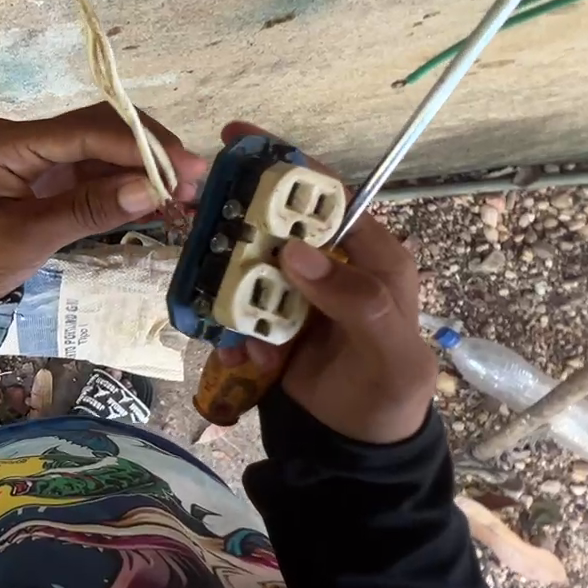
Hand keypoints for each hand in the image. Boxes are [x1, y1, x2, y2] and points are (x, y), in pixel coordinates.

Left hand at [0, 104, 206, 299]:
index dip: (138, 145)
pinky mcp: (45, 172)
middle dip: (147, 151)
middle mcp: (22, 137)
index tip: (187, 167)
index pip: (83, 131)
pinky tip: (157, 199)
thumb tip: (148, 189)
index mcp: (7, 143)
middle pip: (96, 128)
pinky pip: (91, 168)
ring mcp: (34, 153)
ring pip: (100, 146)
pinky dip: (123, 182)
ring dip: (141, 166)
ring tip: (185, 194)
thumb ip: (86, 210)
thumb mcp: (27, 237)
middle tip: (194, 180)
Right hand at [217, 122, 435, 443]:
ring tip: (235, 332)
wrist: (352, 445)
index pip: (325, 197)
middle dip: (234, 229)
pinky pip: (228, 301)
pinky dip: (224, 325)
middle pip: (269, 224)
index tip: (237, 142)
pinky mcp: (260, 312)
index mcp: (369, 256)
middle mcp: (324, 263)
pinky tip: (240, 355)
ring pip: (240, 262)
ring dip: (226, 290)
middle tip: (200, 230)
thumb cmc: (384, 393)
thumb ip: (354, 301)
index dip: (285, 166)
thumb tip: (293, 250)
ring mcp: (288, 287)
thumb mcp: (387, 354)